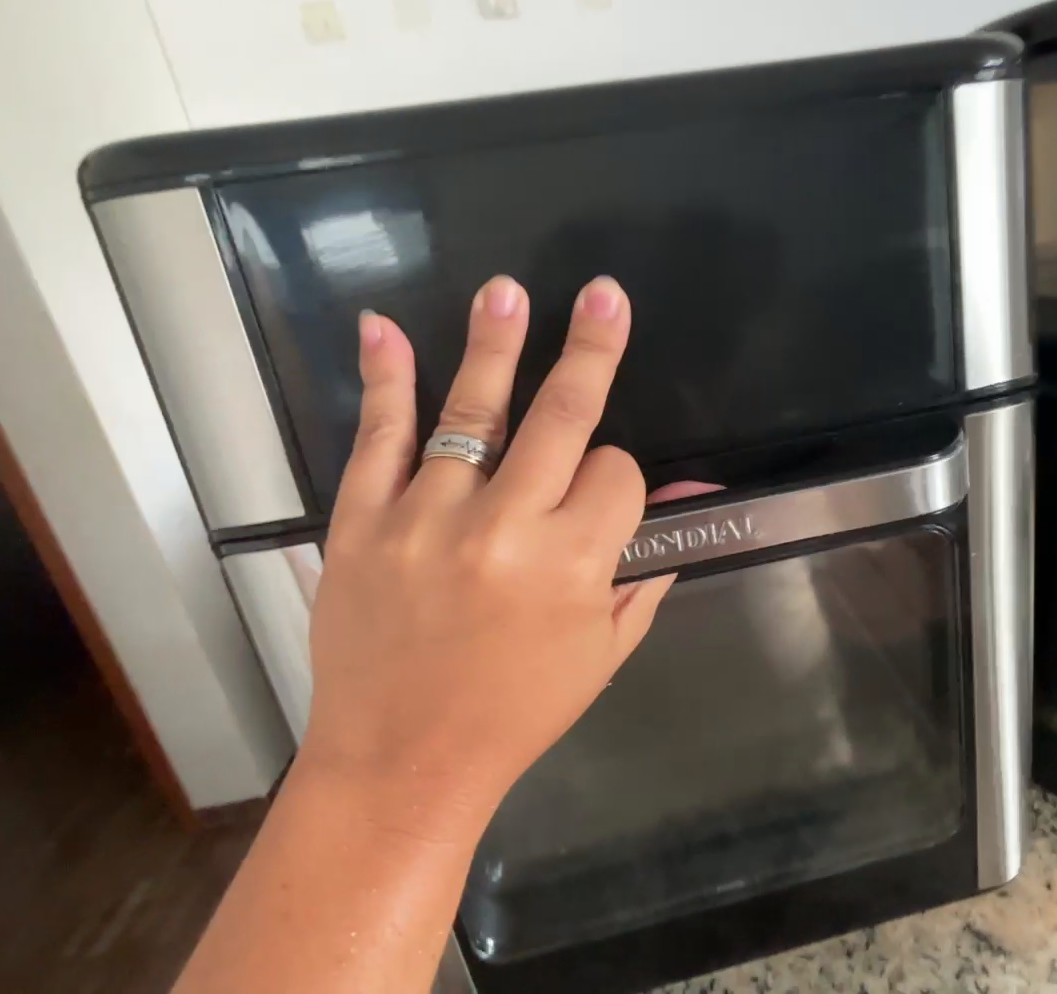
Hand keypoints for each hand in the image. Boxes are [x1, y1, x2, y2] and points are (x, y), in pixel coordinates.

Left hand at [299, 274, 671, 836]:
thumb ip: (648, 568)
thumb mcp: (604, 650)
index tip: (602, 496)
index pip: (618, 474)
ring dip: (494, 346)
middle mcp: (504, 529)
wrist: (401, 765)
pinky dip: (385, 380)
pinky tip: (385, 329)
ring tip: (505, 291)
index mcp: (572, 566)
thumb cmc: (517, 713)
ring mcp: (426, 519)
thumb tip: (694, 500)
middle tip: (602, 291)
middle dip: (591, 351)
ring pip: (471, 413)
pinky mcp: (362, 522)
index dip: (620, 477)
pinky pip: (378, 439)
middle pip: (561, 417)